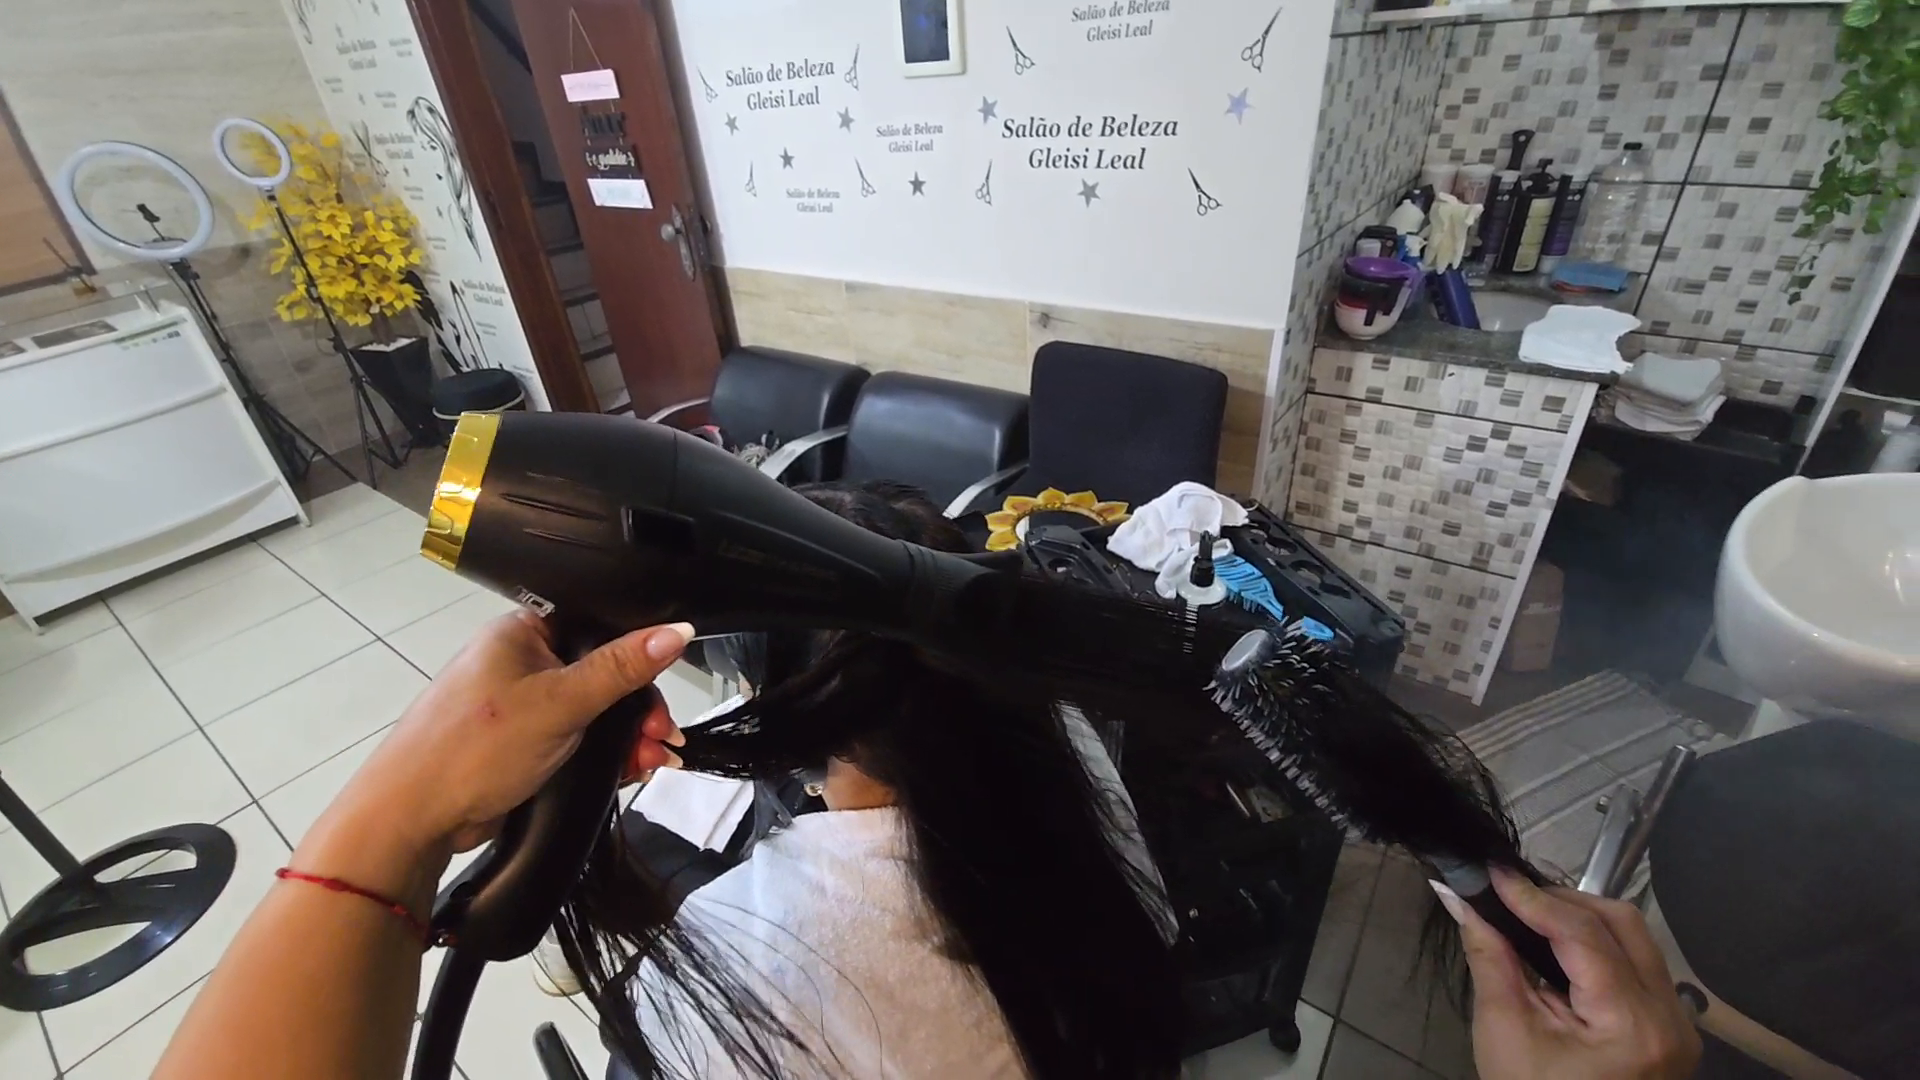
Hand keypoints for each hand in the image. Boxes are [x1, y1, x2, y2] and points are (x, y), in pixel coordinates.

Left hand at [334, 612, 691, 856]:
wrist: (409, 826)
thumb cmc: (476, 748)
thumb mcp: (560, 702)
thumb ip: (623, 667)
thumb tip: (679, 630)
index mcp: (525, 632)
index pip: (601, 622)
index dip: (641, 648)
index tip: (668, 681)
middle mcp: (527, 661)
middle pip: (607, 671)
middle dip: (641, 706)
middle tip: (661, 734)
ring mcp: (527, 703)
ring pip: (600, 708)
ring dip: (632, 734)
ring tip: (653, 759)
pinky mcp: (530, 741)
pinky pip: (584, 736)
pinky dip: (610, 751)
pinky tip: (634, 766)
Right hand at [1436, 869, 1699, 1079]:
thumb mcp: (1503, 1024)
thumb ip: (1488, 952)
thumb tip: (1455, 894)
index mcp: (1632, 1025)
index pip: (1582, 934)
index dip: (1531, 895)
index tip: (1489, 871)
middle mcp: (1670, 1018)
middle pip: (1620, 923)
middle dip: (1559, 897)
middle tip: (1507, 892)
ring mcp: (1677, 1023)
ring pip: (1632, 935)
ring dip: (1577, 913)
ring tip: (1525, 911)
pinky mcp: (1668, 1025)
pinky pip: (1634, 959)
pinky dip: (1591, 937)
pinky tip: (1551, 938)